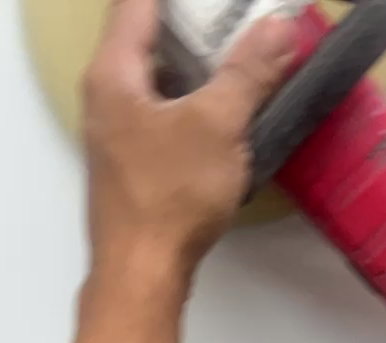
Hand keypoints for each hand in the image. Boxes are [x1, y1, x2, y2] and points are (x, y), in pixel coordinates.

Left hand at [81, 0, 295, 278]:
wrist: (143, 272)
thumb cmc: (168, 200)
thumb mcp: (218, 127)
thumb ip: (248, 74)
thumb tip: (279, 28)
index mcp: (114, 72)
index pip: (137, 1)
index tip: (215, 1)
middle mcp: (106, 98)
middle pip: (146, 38)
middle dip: (192, 26)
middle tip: (234, 25)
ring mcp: (117, 137)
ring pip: (156, 84)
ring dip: (194, 72)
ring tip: (238, 68)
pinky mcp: (134, 170)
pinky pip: (162, 121)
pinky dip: (191, 111)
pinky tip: (222, 125)